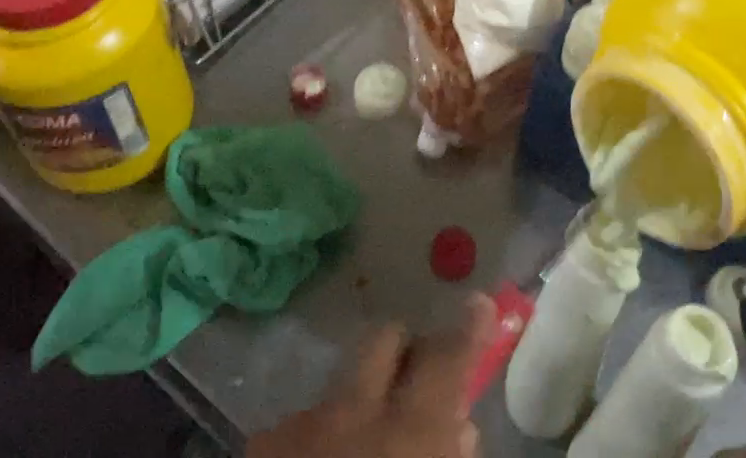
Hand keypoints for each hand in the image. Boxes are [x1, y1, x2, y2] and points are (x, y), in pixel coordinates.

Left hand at [248, 295, 492, 457]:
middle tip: (421, 371)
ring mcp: (304, 422)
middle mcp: (355, 409)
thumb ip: (452, 456)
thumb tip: (460, 433)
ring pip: (343, 384)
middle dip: (405, 347)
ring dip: (363, 399)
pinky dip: (324, 436)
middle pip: (384, 341)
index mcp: (410, 429)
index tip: (480, 303)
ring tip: (369, 439)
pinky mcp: (265, 443)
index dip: (468, 328)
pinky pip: (306, 420)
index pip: (447, 357)